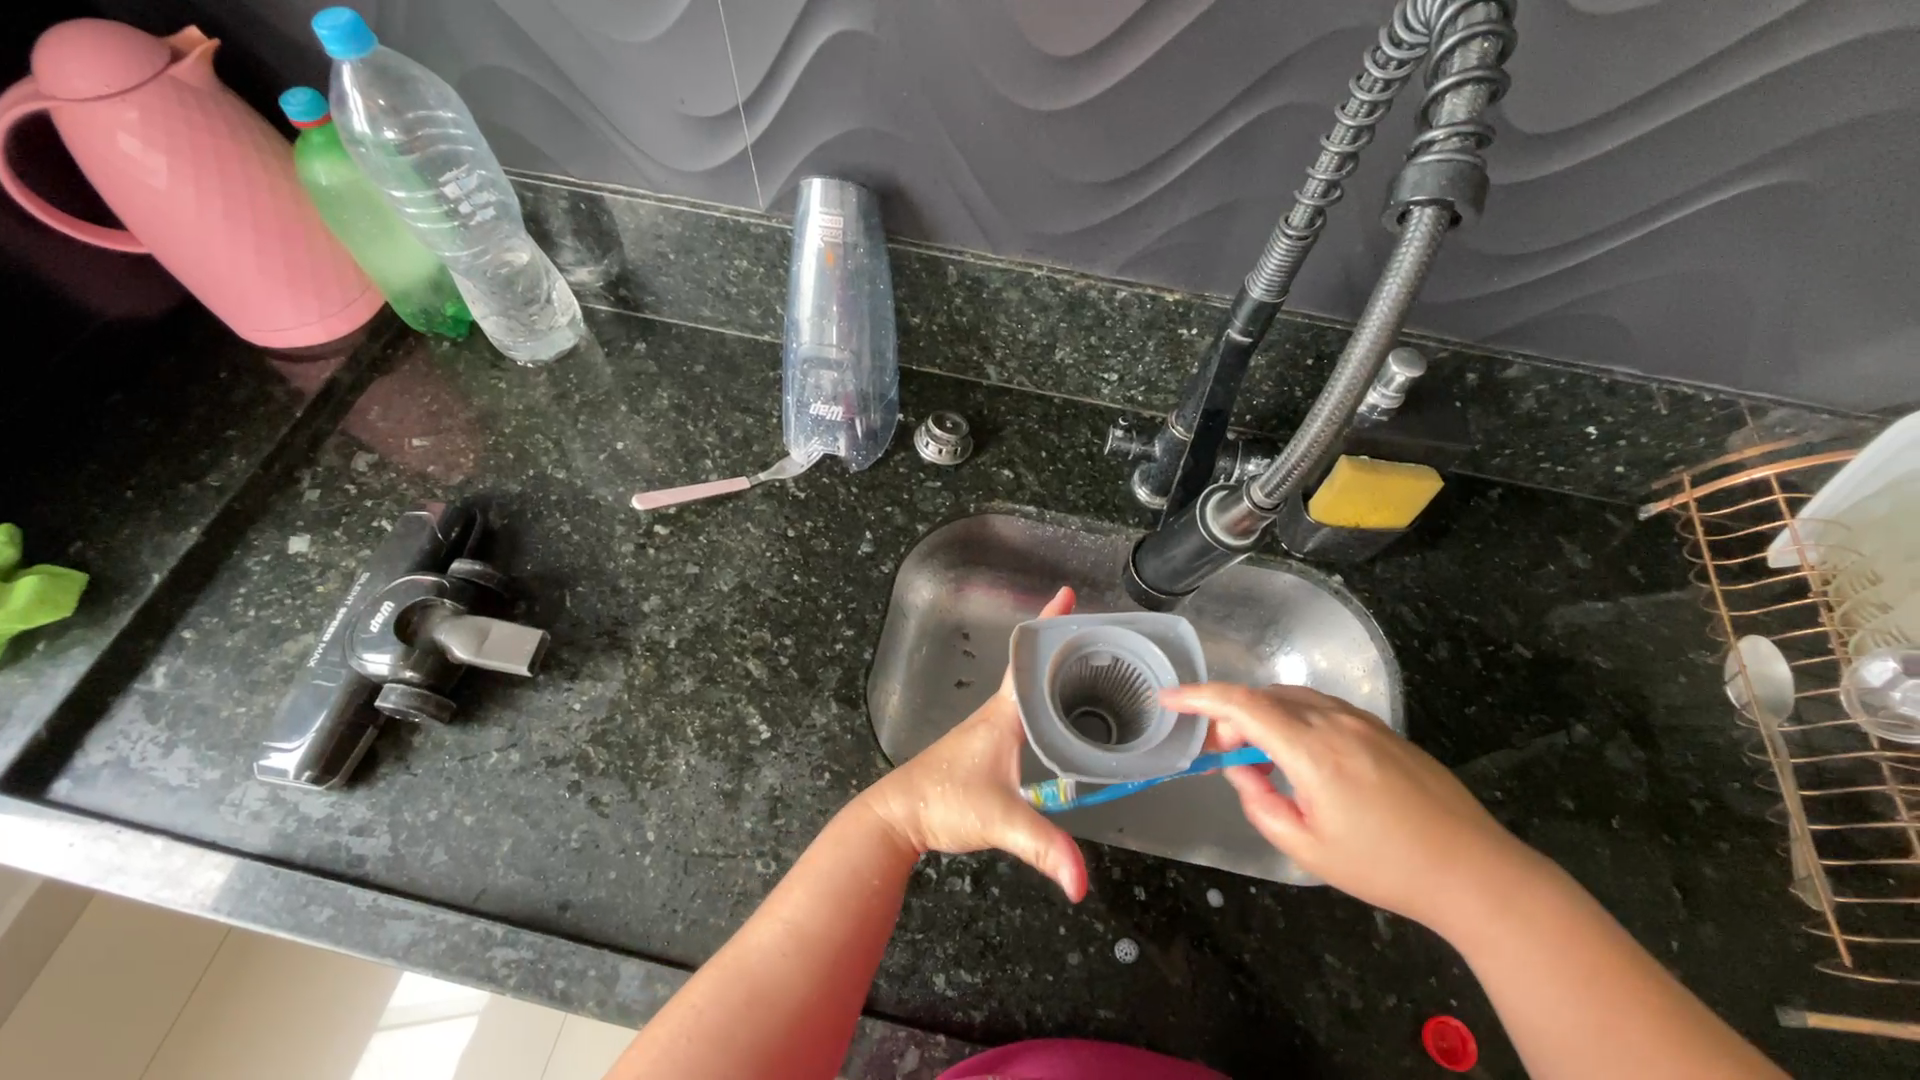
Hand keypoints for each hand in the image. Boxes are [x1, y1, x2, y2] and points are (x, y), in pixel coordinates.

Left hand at [858, 587, 1089, 901]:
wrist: (896, 816)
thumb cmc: (942, 802)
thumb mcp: (1000, 820)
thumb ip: (1042, 847)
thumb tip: (1082, 883)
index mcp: (1004, 714)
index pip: (1029, 658)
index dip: (1049, 625)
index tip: (1069, 594)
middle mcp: (998, 713)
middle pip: (1037, 668)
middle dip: (1067, 646)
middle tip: (1104, 635)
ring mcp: (990, 728)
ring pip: (1031, 690)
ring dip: (1057, 674)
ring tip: (1094, 669)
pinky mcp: (987, 747)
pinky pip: (1026, 712)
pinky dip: (1047, 702)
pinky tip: (1062, 718)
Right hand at [1162, 682, 1537, 928]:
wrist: (1474, 871)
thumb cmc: (1385, 867)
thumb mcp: (1306, 847)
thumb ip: (1260, 803)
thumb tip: (1243, 772)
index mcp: (1313, 750)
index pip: (1242, 705)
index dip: (1197, 697)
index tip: (1167, 700)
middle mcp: (1337, 722)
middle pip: (1266, 696)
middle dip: (1231, 715)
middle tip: (1223, 754)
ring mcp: (1365, 722)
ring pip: (1295, 698)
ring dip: (1264, 716)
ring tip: (1259, 757)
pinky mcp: (1384, 731)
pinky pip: (1323, 709)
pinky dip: (1294, 719)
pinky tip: (1299, 756)